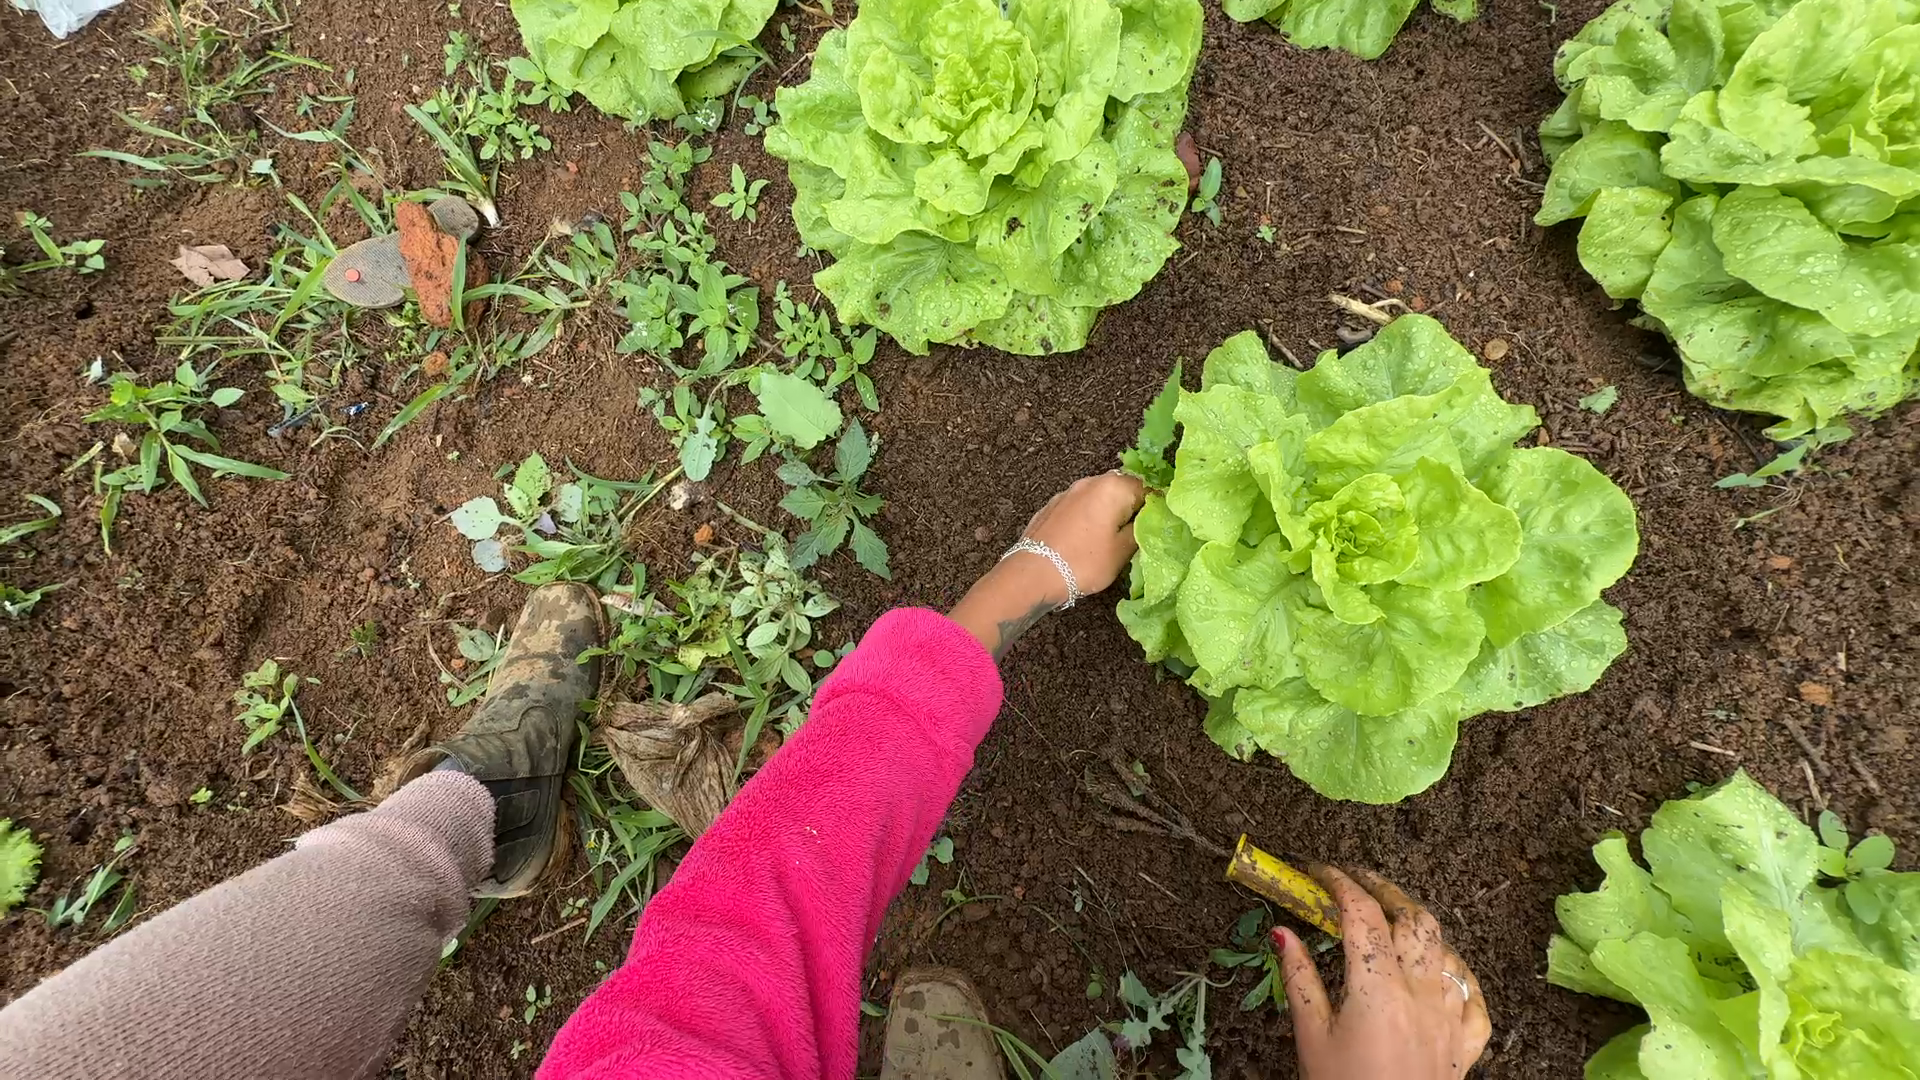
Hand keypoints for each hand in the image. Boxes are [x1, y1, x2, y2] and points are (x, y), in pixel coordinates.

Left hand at [949, 472, 1144, 658]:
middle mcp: (1088, 482)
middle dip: (1133, 509)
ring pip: (1099, 498)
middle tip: (1139, 535)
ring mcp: (1066, 493)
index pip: (1147, 487)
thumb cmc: (1082, 562)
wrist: (1031, 574)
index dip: (1158, 506)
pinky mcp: (1051, 507)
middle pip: (1122, 489)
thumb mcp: (1122, 551)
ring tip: (1113, 540)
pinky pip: (1079, 508)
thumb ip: (1142, 530)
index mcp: (1111, 488)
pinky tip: (1088, 540)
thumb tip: (1154, 520)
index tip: (1162, 526)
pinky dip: (1089, 518)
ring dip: (1109, 514)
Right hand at [1276, 866, 1490, 1079]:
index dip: (1338, 881)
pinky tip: (1434, 963)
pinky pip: (1472, 993)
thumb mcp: (1310, 1034)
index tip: (1315, 870)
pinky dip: (1453, 967)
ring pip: (1445, 947)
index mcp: (1378, 987)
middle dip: (1381, 887)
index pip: (1361, 913)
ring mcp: (1450, 1018)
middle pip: (1413, 918)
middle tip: (1351, 877)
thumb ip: (1299, 976)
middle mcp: (1421, 993)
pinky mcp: (1467, 1046)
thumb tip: (1283, 931)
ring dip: (1414, 920)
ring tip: (1386, 912)